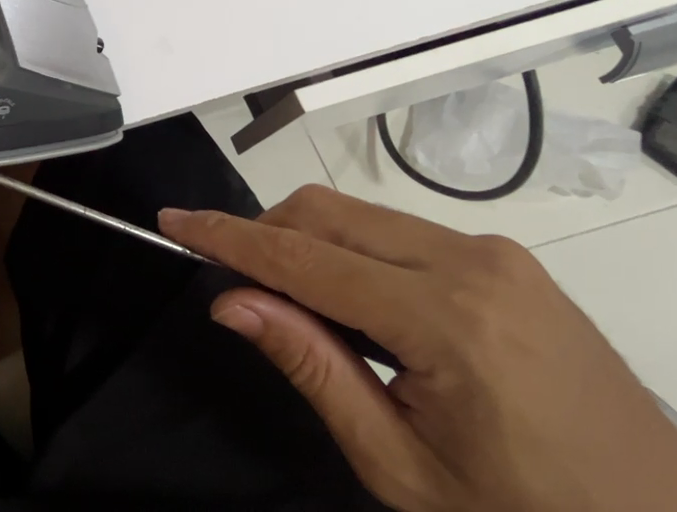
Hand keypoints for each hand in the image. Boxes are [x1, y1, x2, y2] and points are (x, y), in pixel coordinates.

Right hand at [159, 187, 676, 511]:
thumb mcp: (400, 463)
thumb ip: (312, 368)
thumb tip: (231, 302)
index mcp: (446, 321)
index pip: (303, 258)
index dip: (227, 238)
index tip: (172, 223)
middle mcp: (470, 263)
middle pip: (325, 213)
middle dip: (263, 234)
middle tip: (234, 286)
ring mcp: (494, 252)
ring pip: (357, 214)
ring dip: (305, 242)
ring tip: (298, 309)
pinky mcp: (505, 256)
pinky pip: (396, 229)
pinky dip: (349, 250)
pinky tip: (356, 306)